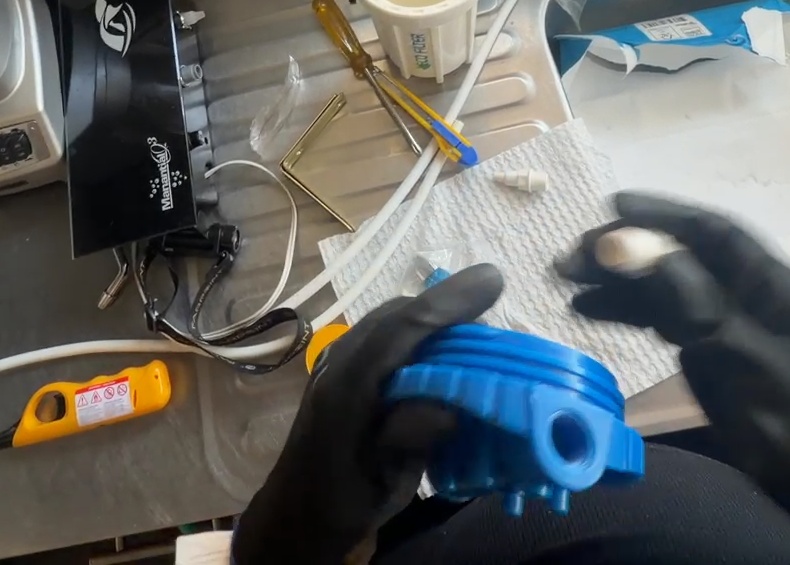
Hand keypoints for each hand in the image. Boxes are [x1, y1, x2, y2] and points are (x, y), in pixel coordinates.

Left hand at [233, 265, 503, 564]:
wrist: (296, 510)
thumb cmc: (340, 498)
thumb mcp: (382, 481)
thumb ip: (410, 440)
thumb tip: (450, 408)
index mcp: (347, 385)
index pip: (399, 328)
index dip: (447, 303)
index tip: (493, 279)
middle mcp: (341, 359)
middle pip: (398, 314)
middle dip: (447, 305)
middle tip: (493, 307)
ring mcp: (340, 357)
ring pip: (393, 318)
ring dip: (434, 316)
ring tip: (476, 325)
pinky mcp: (346, 364)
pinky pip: (387, 333)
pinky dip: (420, 331)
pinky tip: (444, 346)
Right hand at [563, 194, 789, 564]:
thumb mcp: (750, 362)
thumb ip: (696, 303)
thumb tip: (643, 249)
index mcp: (771, 286)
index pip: (712, 232)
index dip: (661, 213)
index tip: (612, 206)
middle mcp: (745, 294)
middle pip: (677, 256)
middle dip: (623, 250)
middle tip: (571, 256)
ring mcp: (727, 322)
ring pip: (663, 286)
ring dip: (615, 280)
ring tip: (565, 278)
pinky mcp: (713, 350)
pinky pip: (662, 318)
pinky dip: (625, 311)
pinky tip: (588, 309)